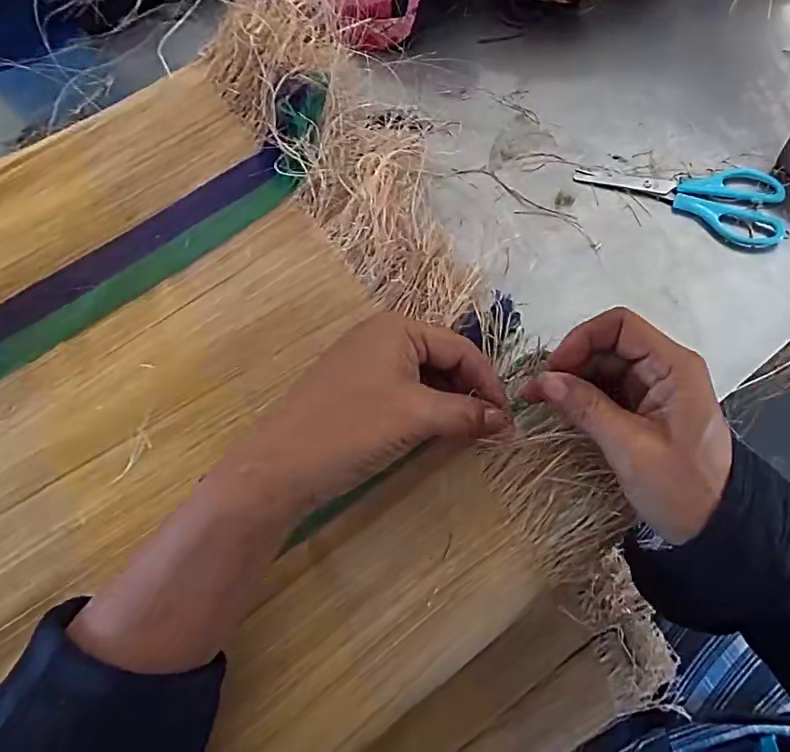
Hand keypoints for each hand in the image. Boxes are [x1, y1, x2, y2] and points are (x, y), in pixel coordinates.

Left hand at [68, 313, 507, 673]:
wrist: (282, 462)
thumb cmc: (354, 427)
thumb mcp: (417, 416)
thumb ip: (465, 413)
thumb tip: (503, 420)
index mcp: (398, 327)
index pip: (461, 347)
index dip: (488, 382)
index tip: (507, 422)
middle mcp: (381, 334)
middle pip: (442, 358)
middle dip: (468, 392)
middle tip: (489, 431)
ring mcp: (363, 360)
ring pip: (422, 376)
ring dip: (448, 403)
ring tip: (464, 434)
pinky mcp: (353, 387)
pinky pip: (401, 390)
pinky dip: (423, 409)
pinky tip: (432, 433)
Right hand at [523, 307, 732, 543]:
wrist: (718, 532)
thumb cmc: (682, 488)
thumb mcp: (631, 449)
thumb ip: (587, 408)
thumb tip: (542, 380)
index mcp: (674, 367)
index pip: (620, 326)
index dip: (582, 338)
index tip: (554, 368)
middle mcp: (664, 368)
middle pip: (607, 343)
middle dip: (571, 361)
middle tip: (539, 390)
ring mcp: (654, 387)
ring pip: (602, 365)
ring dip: (571, 379)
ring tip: (541, 400)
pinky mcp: (644, 406)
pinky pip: (606, 387)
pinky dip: (581, 395)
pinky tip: (562, 410)